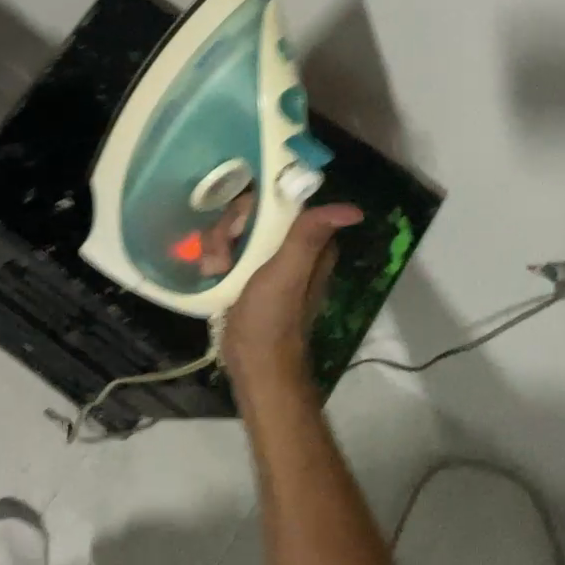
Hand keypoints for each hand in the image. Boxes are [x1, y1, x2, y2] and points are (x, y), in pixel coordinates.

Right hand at [222, 204, 362, 388]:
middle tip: (221, 258)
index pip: (278, 202)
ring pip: (234, 232)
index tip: (237, 230)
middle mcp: (289, 247)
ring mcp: (266, 261)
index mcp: (308, 243)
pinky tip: (211, 276)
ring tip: (214, 271)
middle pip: (250, 215)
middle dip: (227, 232)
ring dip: (216, 247)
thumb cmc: (270, 320)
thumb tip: (352, 210)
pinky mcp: (246, 275)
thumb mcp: (286, 276)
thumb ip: (307, 239)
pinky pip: (226, 250)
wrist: (254, 363)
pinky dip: (214, 259)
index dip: (252, 208)